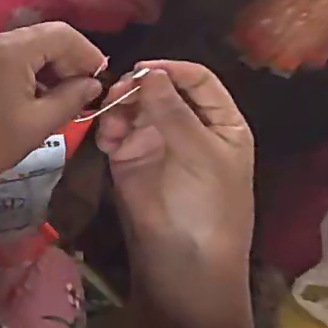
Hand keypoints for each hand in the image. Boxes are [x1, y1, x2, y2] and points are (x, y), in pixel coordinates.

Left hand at [0, 22, 105, 195]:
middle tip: (87, 91)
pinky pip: (11, 56)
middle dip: (70, 59)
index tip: (102, 81)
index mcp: (11, 49)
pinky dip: (31, 70)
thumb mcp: (37, 124)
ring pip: (29, 45)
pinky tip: (41, 96)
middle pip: (45, 35)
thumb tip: (92, 84)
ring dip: (51, 65)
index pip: (62, 33)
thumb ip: (70, 98)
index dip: (88, 53)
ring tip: (67, 97)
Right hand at [94, 61, 254, 327]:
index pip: (197, 80)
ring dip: (120, 105)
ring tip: (111, 116)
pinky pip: (114, 129)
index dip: (173, 70)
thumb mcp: (201, 153)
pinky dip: (107, 128)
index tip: (145, 68)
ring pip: (132, 106)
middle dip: (139, 87)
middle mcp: (186, 125)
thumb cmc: (208, 205)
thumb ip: (173, 110)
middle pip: (159, 89)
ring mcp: (154, 139)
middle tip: (118, 91)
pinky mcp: (126, 155)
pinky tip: (108, 138)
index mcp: (219, 121)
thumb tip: (149, 71)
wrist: (182, 259)